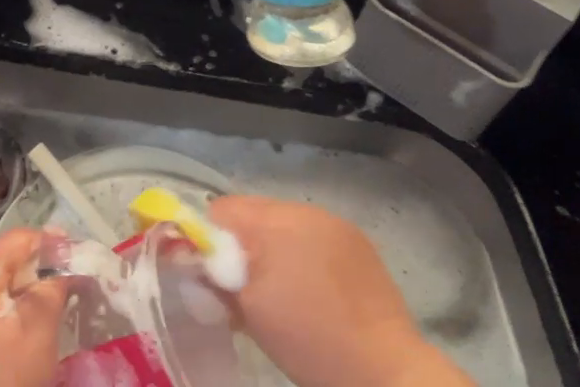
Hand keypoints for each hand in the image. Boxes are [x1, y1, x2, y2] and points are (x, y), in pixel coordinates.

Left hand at [0, 229, 70, 386]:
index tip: (83, 254)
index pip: (18, 240)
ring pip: (6, 288)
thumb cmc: (6, 376)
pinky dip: (21, 311)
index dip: (53, 241)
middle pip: (11, 262)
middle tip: (78, 281)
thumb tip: (68, 255)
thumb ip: (53, 285)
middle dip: (46, 267)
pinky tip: (40, 327)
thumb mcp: (38, 327)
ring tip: (63, 303)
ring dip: (35, 290)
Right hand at [209, 196, 473, 386]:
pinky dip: (303, 257)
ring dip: (273, 250)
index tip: (210, 273)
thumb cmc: (309, 338)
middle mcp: (306, 210)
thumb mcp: (248, 310)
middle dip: (241, 246)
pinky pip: (313, 237)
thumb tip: (193, 259)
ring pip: (283, 225)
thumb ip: (215, 275)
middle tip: (243, 289)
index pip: (221, 209)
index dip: (206, 238)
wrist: (386, 371)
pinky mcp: (359, 244)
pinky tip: (311, 292)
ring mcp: (337, 224)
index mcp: (276, 220)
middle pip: (253, 214)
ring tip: (280, 294)